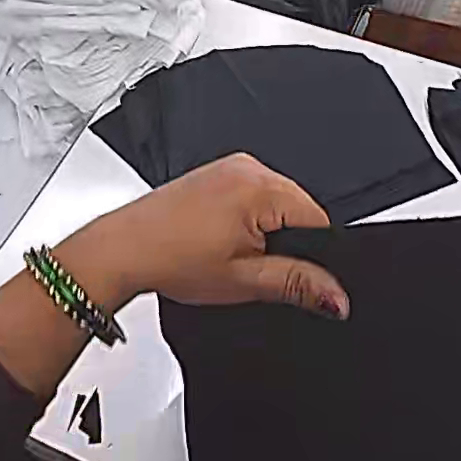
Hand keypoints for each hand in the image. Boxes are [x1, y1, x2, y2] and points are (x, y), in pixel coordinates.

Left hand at [54, 153, 348, 318]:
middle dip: (286, 240)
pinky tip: (221, 237)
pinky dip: (248, 216)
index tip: (293, 274)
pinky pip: (252, 193)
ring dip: (265, 228)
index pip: (318, 218)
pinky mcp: (216, 171)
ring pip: (275, 201)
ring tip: (229, 250)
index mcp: (259, 187)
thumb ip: (298, 283)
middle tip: (251, 264)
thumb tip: (337, 295)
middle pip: (297, 208)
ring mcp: (229, 166)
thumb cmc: (170, 259)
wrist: (123, 249)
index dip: (312, 254)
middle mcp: (247, 167)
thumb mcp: (244, 280)